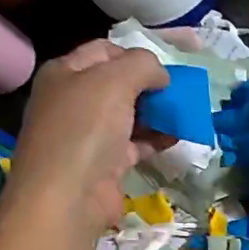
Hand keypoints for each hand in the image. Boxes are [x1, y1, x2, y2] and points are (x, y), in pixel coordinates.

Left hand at [4, 40, 167, 235]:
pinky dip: (155, 140)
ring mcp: (87, 137)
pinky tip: (177, 137)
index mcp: (64, 73)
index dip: (134, 55)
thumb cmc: (85, 127)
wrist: (68, 198)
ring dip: (156, 113)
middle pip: (117, 85)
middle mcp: (72, 102)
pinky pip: (134, 145)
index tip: (163, 67)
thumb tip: (161, 76)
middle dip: (149, 86)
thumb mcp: (115, 79)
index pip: (103, 51)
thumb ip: (143, 65)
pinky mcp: (103, 166)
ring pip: (127, 116)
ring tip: (185, 112)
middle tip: (177, 91)